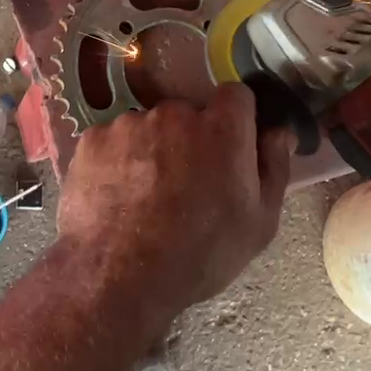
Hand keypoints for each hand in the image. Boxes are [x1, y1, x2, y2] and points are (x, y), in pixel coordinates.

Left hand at [57, 85, 293, 315]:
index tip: (228, 145)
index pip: (235, 96)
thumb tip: (278, 131)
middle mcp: (174, 114)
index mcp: (222, 130)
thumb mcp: (258, 224)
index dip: (234, 118)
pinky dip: (114, 160)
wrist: (116, 274)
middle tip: (183, 182)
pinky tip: (115, 195)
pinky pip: (111, 140)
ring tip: (143, 195)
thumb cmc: (198, 255)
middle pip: (187, 114)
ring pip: (146, 127)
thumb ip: (273, 168)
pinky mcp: (92, 138)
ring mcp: (128, 123)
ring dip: (149, 149)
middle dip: (188, 139)